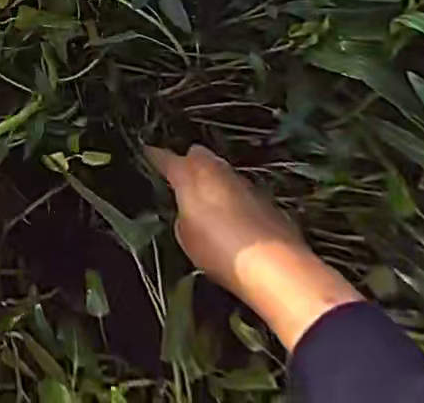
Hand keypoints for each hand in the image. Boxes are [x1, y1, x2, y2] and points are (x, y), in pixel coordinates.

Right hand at [146, 144, 361, 350]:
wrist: (277, 269)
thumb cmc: (220, 250)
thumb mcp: (185, 237)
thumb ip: (182, 216)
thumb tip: (188, 213)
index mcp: (189, 173)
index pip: (163, 157)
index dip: (153, 156)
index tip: (146, 155)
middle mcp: (217, 169)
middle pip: (198, 156)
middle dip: (190, 164)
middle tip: (184, 184)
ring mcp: (245, 182)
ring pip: (223, 173)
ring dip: (216, 184)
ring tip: (211, 207)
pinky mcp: (268, 201)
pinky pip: (244, 194)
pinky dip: (238, 202)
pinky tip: (238, 224)